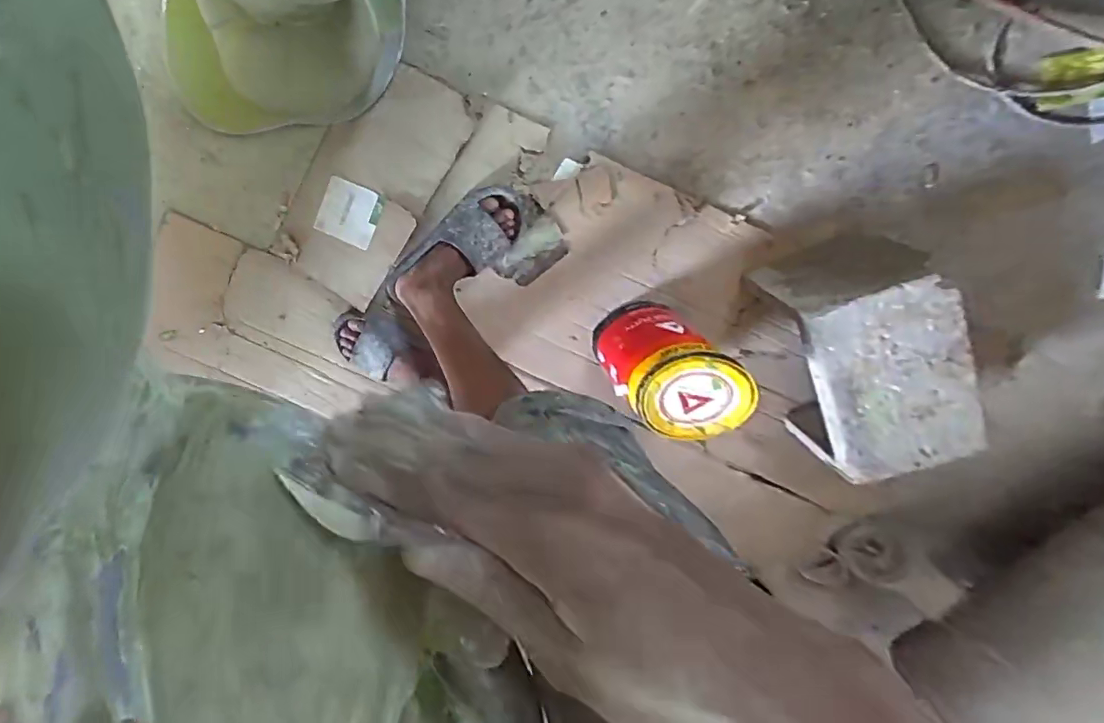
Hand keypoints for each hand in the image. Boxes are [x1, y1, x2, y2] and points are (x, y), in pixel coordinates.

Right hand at [323, 395, 930, 722]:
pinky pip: (516, 443)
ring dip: (431, 432)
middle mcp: (556, 478)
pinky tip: (450, 437)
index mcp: (543, 529)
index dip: (386, 469)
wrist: (766, 667)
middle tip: (346, 428)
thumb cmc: (657, 680)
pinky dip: (471, 439)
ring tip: (382, 424)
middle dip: (399, 439)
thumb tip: (413, 539)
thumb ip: (486, 584)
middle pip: (458, 449)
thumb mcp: (564, 654)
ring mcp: (579, 466)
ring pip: (485, 436)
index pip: (442, 485)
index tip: (338, 452)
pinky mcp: (595, 470)